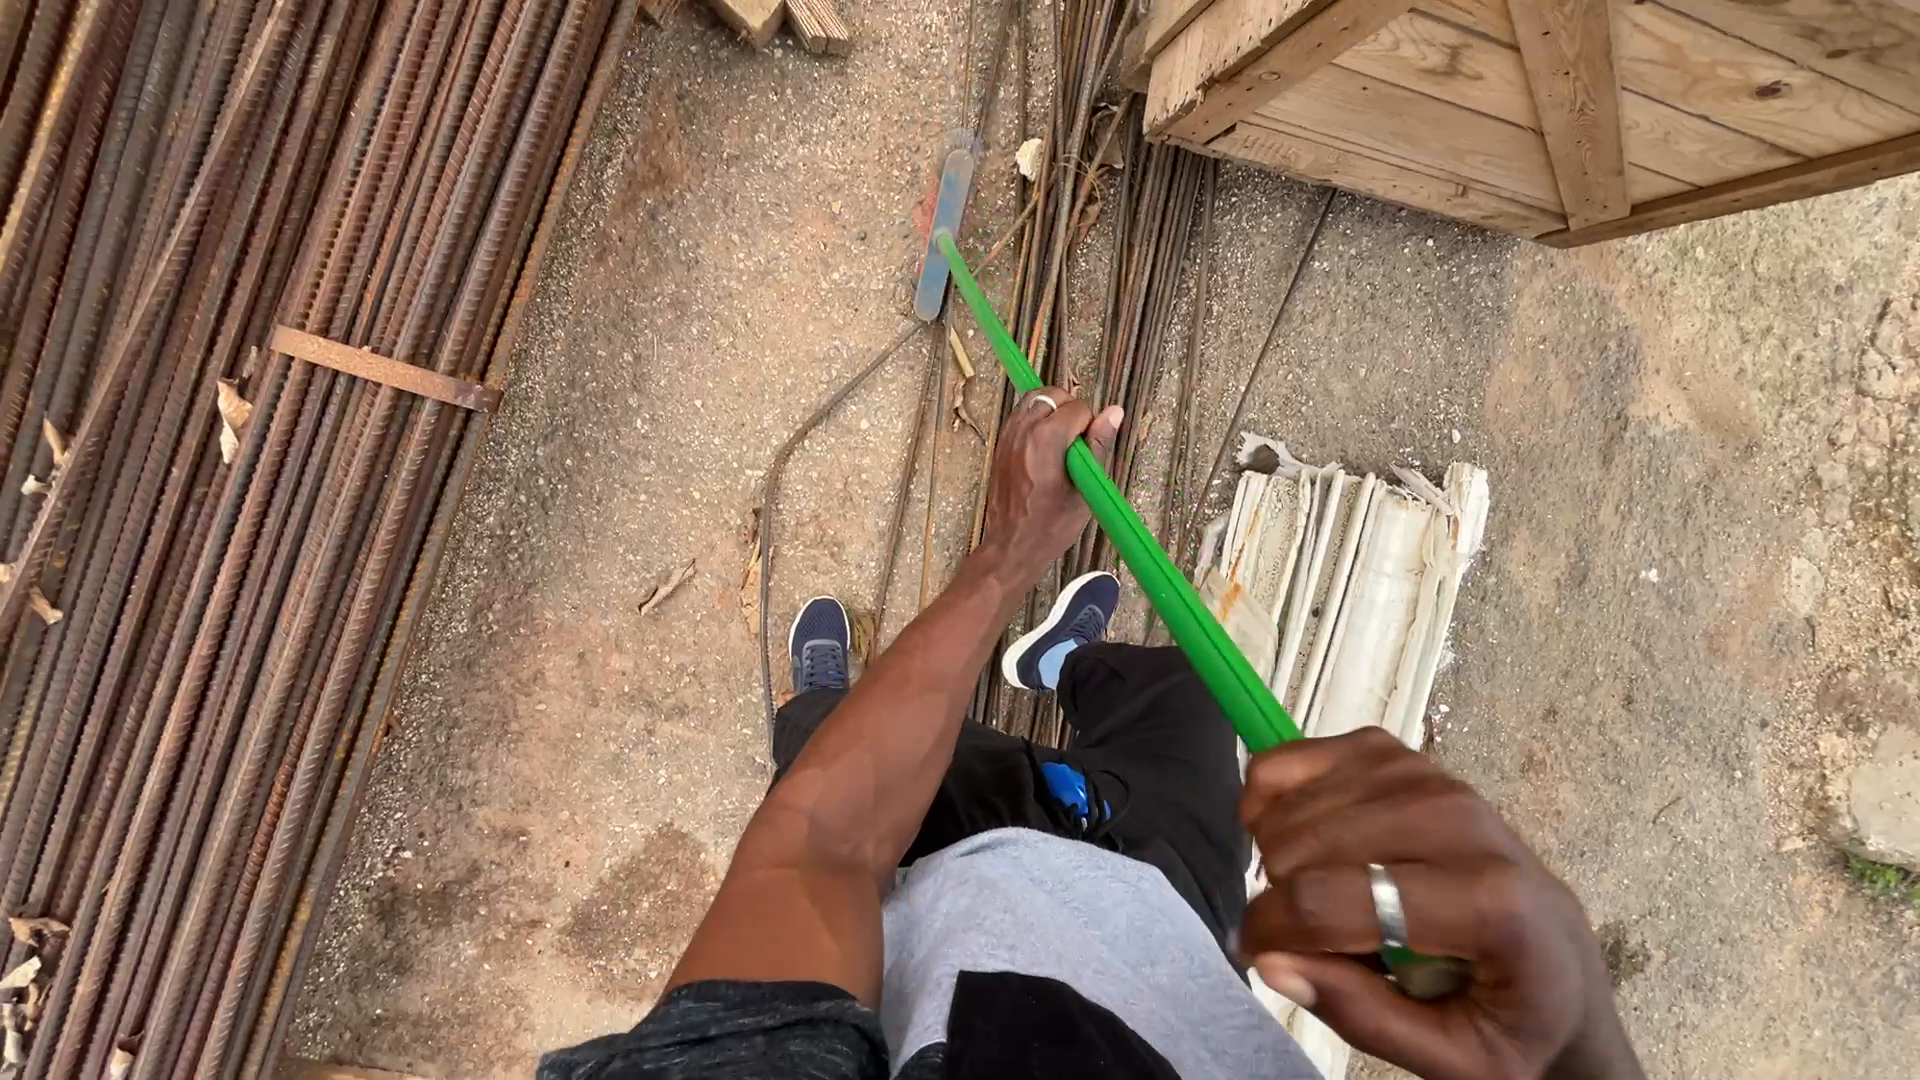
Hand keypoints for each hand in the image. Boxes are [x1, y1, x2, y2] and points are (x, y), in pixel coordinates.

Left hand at [978, 387, 1121, 583]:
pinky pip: (1020, 417)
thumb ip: (1098, 445)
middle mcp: (1023, 432)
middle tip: (1077, 443)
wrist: (1012, 545)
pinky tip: (1045, 450)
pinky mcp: (1000, 446)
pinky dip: (1035, 422)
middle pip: (1052, 395)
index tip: (1088, 451)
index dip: (1089, 426)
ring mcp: (1008, 437)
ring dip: (1052, 413)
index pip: (1077, 407)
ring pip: (1034, 401)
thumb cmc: (1050, 525)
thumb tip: (1114, 412)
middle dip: (1070, 411)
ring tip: (1061, 445)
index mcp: (1046, 440)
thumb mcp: (1085, 488)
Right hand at [1238, 729, 1642, 1079]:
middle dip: (1275, 895)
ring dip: (1273, 851)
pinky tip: (1288, 831)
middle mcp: (1453, 817)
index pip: (1330, 903)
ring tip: (1306, 887)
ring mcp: (1416, 772)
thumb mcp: (1458, 1058)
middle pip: (1299, 848)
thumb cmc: (1509, 1013)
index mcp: (1488, 903)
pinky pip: (1288, 760)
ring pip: (1289, 805)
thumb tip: (1270, 963)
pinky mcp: (1386, 749)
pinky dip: (1267, 796)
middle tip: (1300, 930)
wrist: (1554, 950)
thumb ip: (1365, 1017)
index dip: (1270, 931)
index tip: (1254, 953)